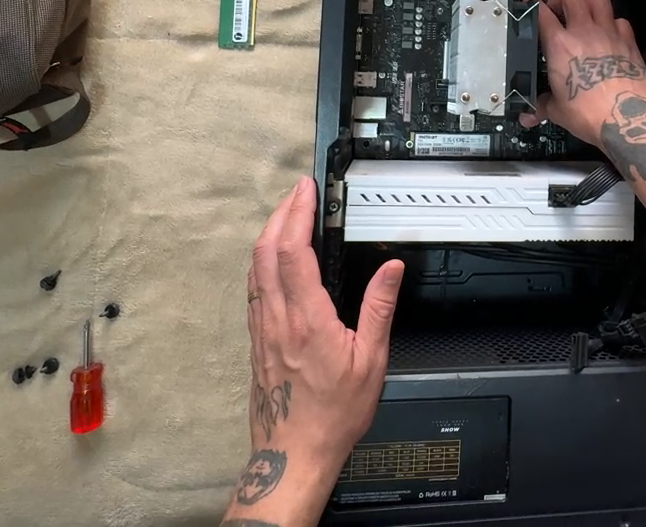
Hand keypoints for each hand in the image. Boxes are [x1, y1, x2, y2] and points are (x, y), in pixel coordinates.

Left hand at [236, 177, 402, 525]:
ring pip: (255, 268)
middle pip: (266, 251)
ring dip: (268, 233)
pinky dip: (263, 260)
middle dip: (280, 213)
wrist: (293, 455)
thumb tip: (391, 269)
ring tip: (287, 215)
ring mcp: (262, 329)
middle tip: (297, 192)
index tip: (306, 191)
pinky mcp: (256, 340)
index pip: (293, 252)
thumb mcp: (371, 362)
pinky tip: (274, 258)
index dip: (296, 214)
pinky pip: (254, 287)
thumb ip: (379, 308)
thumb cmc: (332, 414)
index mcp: (307, 320)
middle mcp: (277, 319)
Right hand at [519, 0, 645, 147]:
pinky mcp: (629, 43)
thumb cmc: (591, 114)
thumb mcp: (557, 111)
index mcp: (560, 47)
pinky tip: (609, 33)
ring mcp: (609, 35)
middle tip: (559, 10)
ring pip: (599, 0)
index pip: (542, 13)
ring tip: (584, 15)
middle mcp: (584, 33)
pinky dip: (613, 22)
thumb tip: (531, 113)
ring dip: (589, 3)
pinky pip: (620, 21)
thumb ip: (542, 106)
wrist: (627, 119)